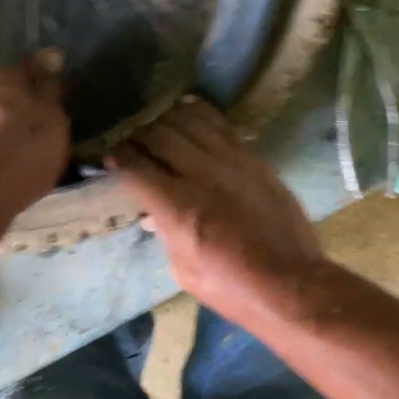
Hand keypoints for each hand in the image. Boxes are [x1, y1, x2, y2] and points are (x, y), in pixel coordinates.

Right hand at [107, 99, 324, 316]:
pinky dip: (199, 114)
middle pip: (158, 135)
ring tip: (155, 122)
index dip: (117, 156)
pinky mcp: (253, 158)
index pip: (135, 166)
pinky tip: (187, 111)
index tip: (108, 154)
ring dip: (166, 119)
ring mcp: (231, 161)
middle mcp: (201, 174)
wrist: (289, 283)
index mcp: (177, 206)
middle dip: (137, 134)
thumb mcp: (183, 269)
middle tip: (129, 137)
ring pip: (189, 120)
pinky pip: (220, 125)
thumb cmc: (230, 287)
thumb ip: (165, 234)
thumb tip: (153, 215)